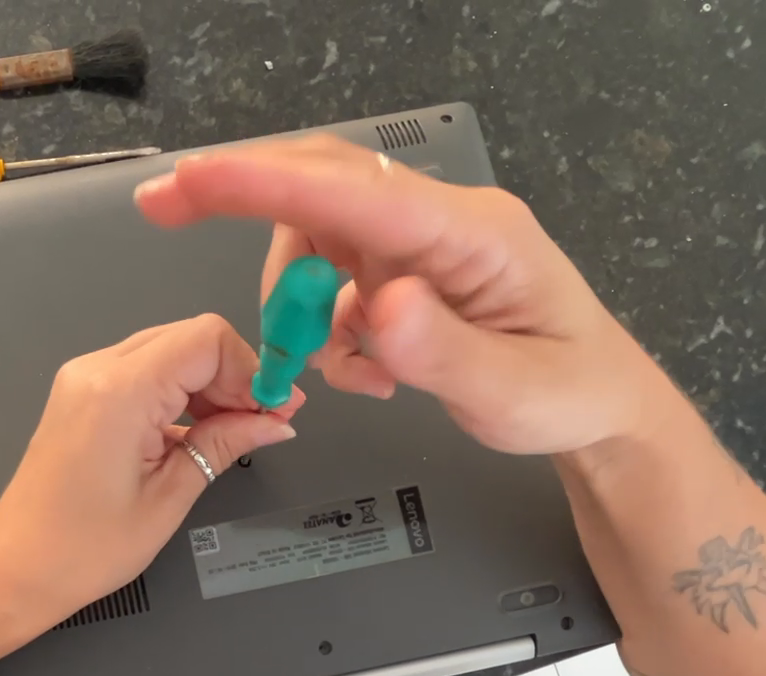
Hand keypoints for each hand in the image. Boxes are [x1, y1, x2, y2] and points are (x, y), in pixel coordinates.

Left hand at [0, 315, 301, 627]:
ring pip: (169, 354)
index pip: (206, 339)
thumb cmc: (81, 549)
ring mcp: (84, 380)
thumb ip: (225, 446)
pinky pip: (144, 374)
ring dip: (209, 387)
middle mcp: (96, 371)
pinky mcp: (82, 396)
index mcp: (119, 392)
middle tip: (266, 422)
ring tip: (234, 434)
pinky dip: (179, 395)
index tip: (275, 408)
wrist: (18, 569)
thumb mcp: (169, 497)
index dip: (251, 369)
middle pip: (189, 339)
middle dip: (235, 377)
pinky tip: (198, 433)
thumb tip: (273, 422)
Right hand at [135, 136, 682, 455]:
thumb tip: (379, 306)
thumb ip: (443, 351)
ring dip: (297, 306)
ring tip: (333, 366)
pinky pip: (331, 288)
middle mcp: (437, 225)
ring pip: (314, 243)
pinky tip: (366, 370)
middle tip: (174, 217)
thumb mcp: (512, 391)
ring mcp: (416, 248)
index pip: (356, 193)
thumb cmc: (566, 391)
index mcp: (473, 234)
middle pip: (321, 191)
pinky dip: (325, 334)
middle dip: (244, 201)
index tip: (192, 181)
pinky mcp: (402, 274)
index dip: (265, 183)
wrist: (590, 405)